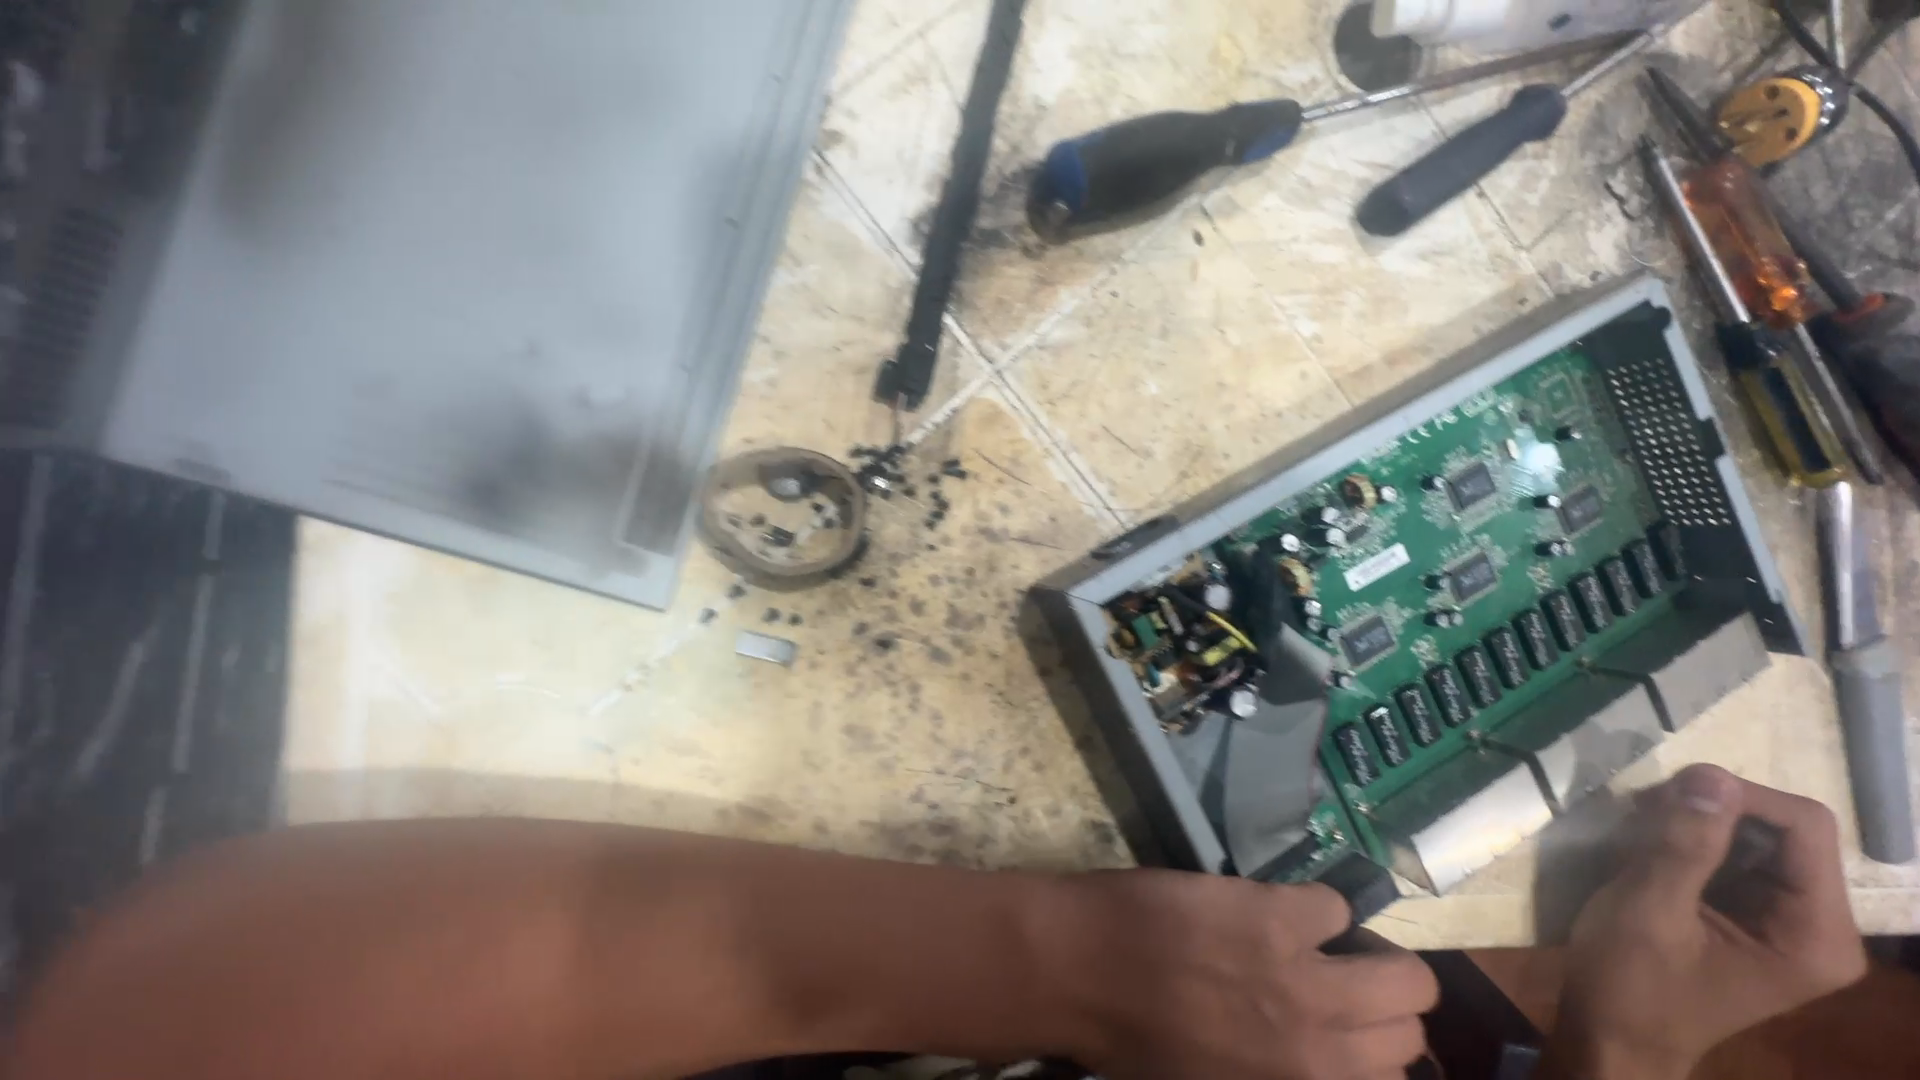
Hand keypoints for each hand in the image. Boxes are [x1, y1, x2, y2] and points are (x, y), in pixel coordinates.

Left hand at [1050, 870, 1438, 1079]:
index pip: (1393, 1079)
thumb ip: (1276, 1070)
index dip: (1375, 1048)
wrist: (1077, 970)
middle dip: (1383, 1004)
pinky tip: (1271, 909)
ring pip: (1405, 972)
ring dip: (1362, 955)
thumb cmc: (1129, 1039)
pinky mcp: (1276, 915)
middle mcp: (1319, 1049)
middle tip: (1339, 981)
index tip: (1354, 1027)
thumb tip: (1316, 1052)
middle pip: (1410, 1028)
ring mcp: (1303, 980)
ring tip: (1316, 943)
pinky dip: (1312, 907)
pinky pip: (1335, 906)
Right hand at [1539, 765, 1867, 1079]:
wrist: (1611, 1035)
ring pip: (1755, 838)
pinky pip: (1734, 858)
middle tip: (1642, 812)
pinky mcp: (1750, 919)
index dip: (1740, 796)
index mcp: (1816, 933)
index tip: (1665, 794)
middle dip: (1711, 809)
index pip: (1805, 828)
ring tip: (1638, 829)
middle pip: (1784, 830)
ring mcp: (1785, 923)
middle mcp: (1819, 926)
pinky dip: (1689, 840)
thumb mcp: (1647, 908)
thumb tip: (1709, 772)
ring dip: (1695, 822)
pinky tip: (1647, 848)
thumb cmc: (1630, 981)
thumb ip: (1683, 844)